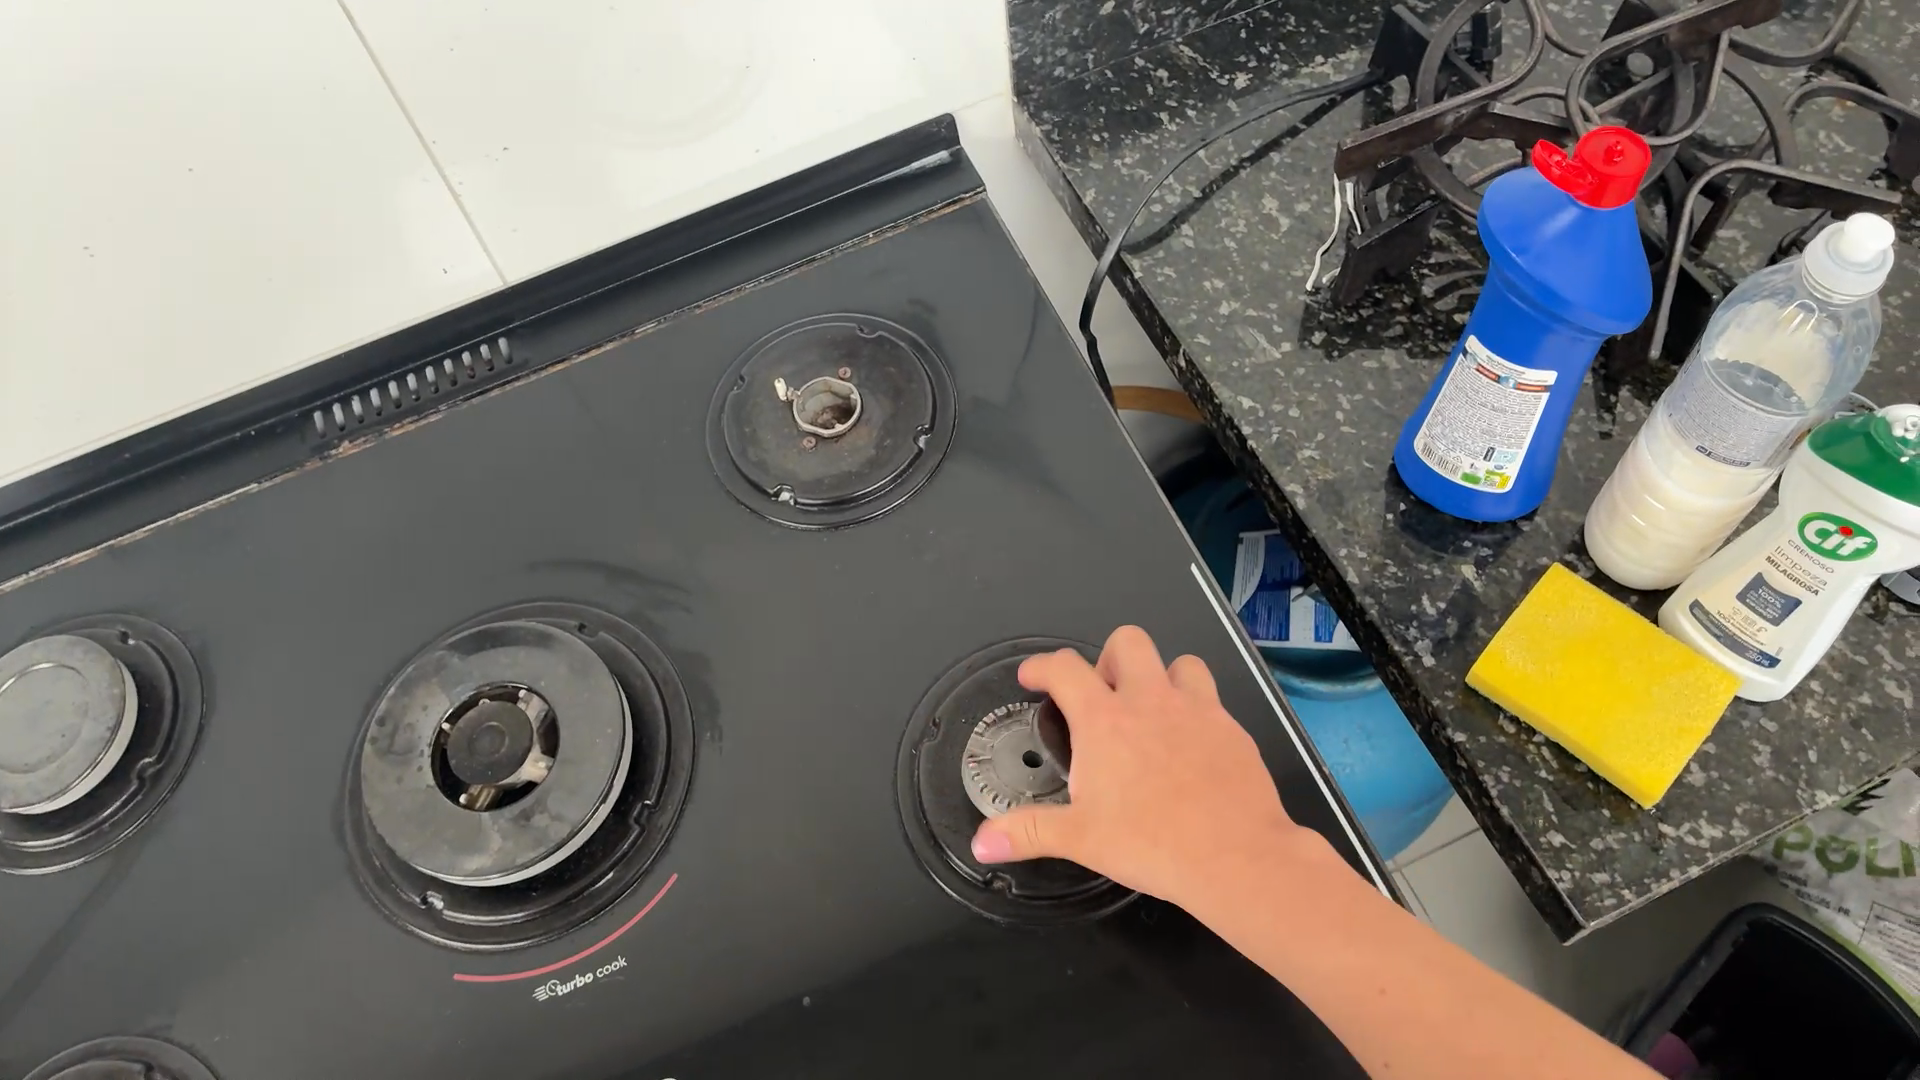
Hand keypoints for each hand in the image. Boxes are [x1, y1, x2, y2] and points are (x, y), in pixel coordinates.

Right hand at [970, 625, 1328, 913]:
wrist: (1236, 857)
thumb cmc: (1151, 843)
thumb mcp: (1080, 839)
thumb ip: (1026, 832)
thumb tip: (981, 844)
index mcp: (1104, 720)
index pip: (1063, 668)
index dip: (1041, 666)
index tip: (1033, 677)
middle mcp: (1149, 700)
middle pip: (1126, 641)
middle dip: (1108, 659)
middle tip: (1103, 698)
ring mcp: (1196, 709)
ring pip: (1179, 662)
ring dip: (1161, 677)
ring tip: (1153, 713)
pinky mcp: (1231, 727)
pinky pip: (1211, 699)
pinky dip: (1196, 710)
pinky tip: (1191, 746)